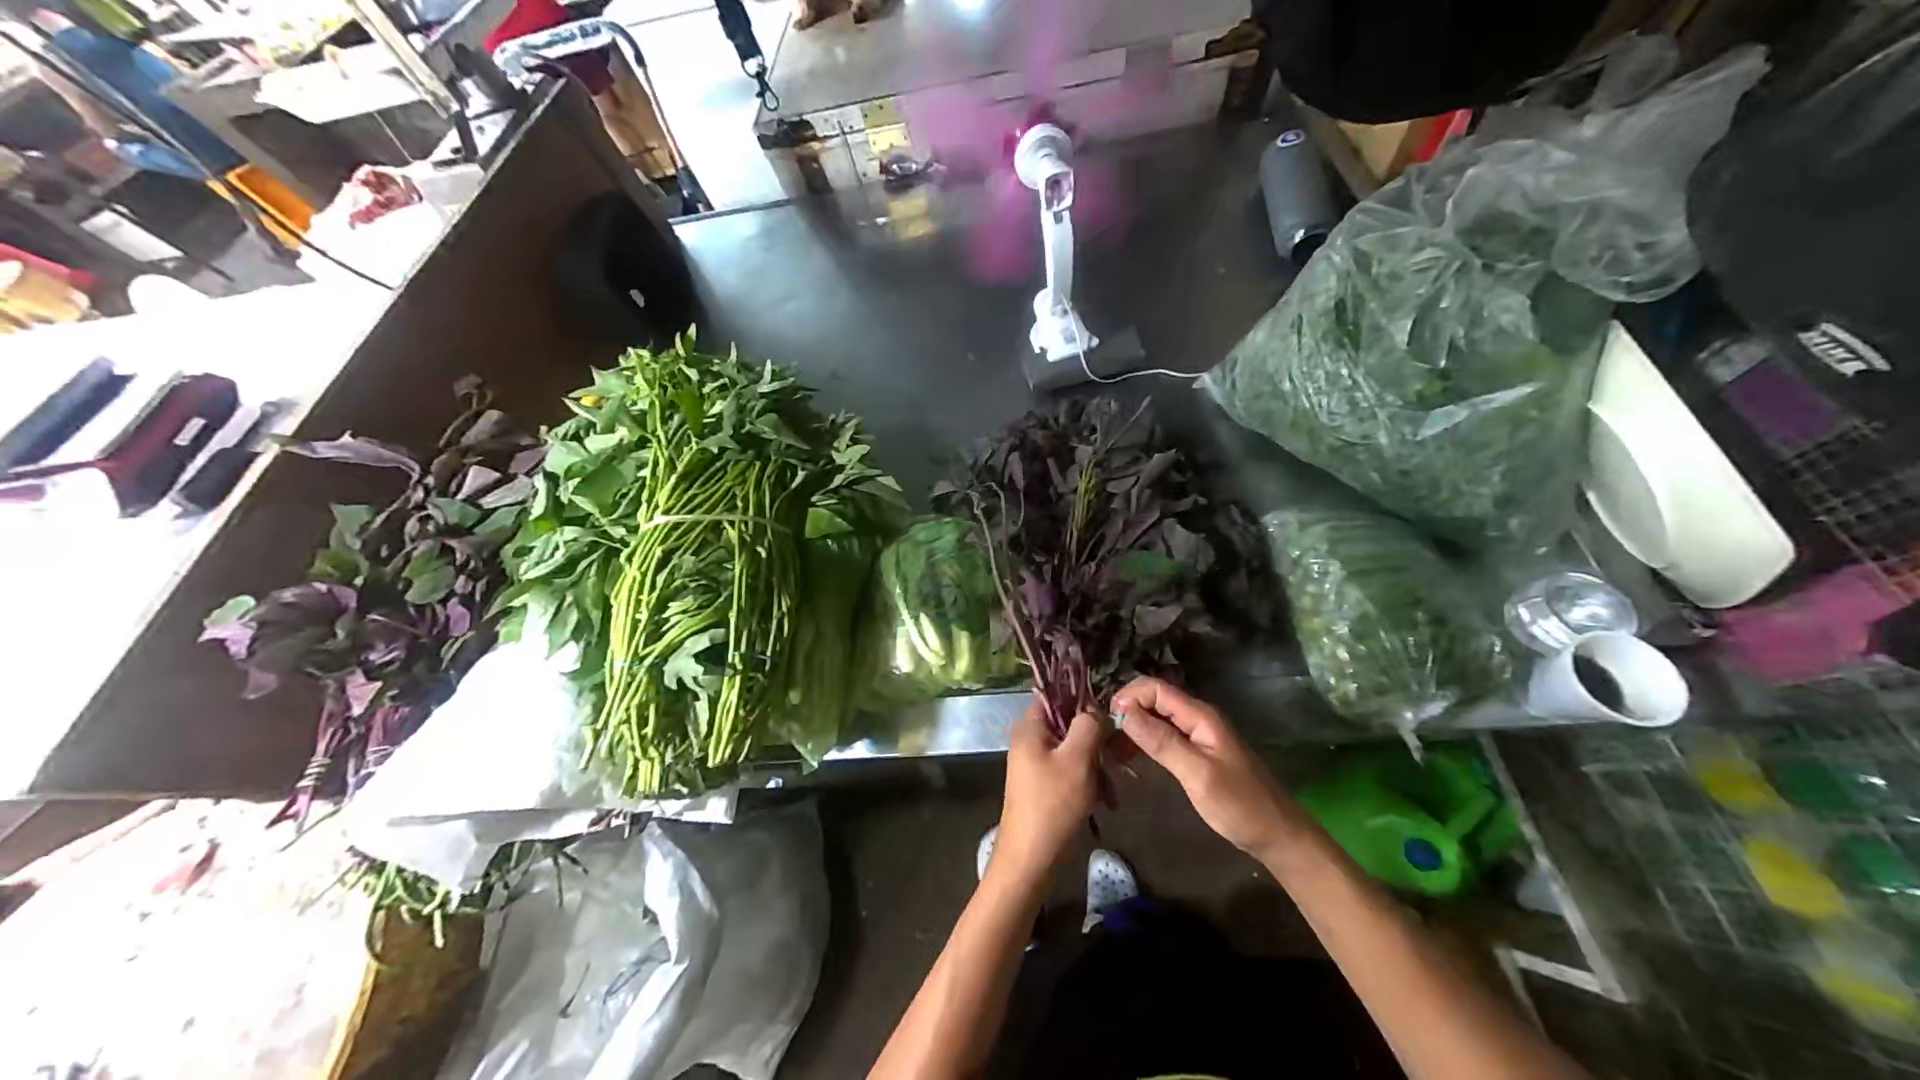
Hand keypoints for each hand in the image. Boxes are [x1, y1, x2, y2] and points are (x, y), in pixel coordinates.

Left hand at [994, 700, 1102, 880]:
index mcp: (1030, 726)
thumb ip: (1089, 725)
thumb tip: (1097, 709)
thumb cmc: (1053, 802)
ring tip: (1112, 785)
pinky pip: (1072, 771)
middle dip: (1096, 738)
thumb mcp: (1077, 758)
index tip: (1110, 712)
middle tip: (1119, 752)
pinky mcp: (1046, 785)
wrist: (1032, 857)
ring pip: (1074, 749)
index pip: (1057, 695)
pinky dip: (1089, 780)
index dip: (1083, 699)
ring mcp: (1037, 764)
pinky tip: (1106, 800)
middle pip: (1069, 724)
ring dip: (1097, 763)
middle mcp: (1031, 740)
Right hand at [1113, 677, 1303, 861]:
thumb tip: (1124, 711)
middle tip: (1103, 737)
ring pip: (1156, 717)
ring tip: (1110, 748)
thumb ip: (1161, 741)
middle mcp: (1197, 718)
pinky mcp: (1195, 752)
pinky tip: (1130, 757)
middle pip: (1153, 699)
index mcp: (1200, 716)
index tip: (1107, 721)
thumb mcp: (1197, 774)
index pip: (1155, 688)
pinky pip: (1163, 735)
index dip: (1128, 697)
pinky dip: (1143, 741)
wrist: (1277, 835)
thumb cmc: (1239, 805)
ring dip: (1132, 726)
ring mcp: (1197, 735)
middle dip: (1126, 710)